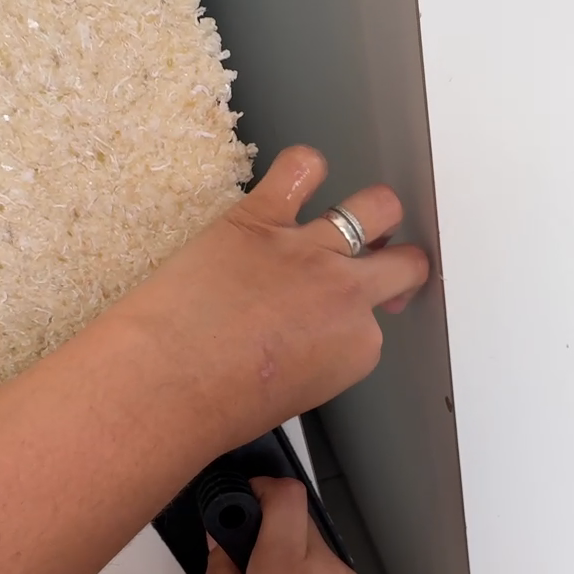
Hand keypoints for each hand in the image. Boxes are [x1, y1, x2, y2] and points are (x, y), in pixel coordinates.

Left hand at [101, 146, 430, 451]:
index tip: (334, 326)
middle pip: (404, 263)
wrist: (169, 383)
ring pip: (377, 206)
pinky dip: (306, 168)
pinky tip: (300, 181)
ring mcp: (308, 250)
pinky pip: (300, 169)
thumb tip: (307, 334)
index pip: (373, 324)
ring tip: (359, 219)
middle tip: (383, 265)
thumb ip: (317, 356)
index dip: (354, 323)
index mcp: (357, 346)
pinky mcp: (260, 218)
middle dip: (399, 265)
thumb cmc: (220, 406)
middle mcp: (345, 293)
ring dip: (377, 214)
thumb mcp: (293, 395)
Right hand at [205, 478, 409, 573]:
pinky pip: (325, 567)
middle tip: (240, 562)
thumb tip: (219, 542)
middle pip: (296, 514)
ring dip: (285, 552)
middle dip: (265, 524)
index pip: (284, 494)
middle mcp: (322, 566)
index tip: (236, 504)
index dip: (259, 486)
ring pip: (310, 541)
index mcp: (284, 573)